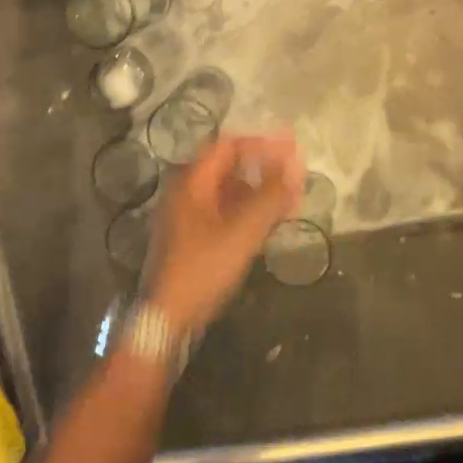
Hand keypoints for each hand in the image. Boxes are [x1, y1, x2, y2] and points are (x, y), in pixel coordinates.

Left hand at [145, 136, 304, 333]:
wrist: (166, 318)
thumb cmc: (203, 268)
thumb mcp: (242, 232)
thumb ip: (271, 197)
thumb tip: (296, 166)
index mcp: (191, 181)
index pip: (229, 145)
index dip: (262, 143)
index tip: (291, 147)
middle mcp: (184, 191)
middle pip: (228, 167)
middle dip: (264, 167)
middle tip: (294, 173)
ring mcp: (185, 216)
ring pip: (227, 191)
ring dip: (258, 191)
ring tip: (288, 198)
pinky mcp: (190, 238)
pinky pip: (222, 212)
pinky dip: (246, 210)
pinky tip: (268, 222)